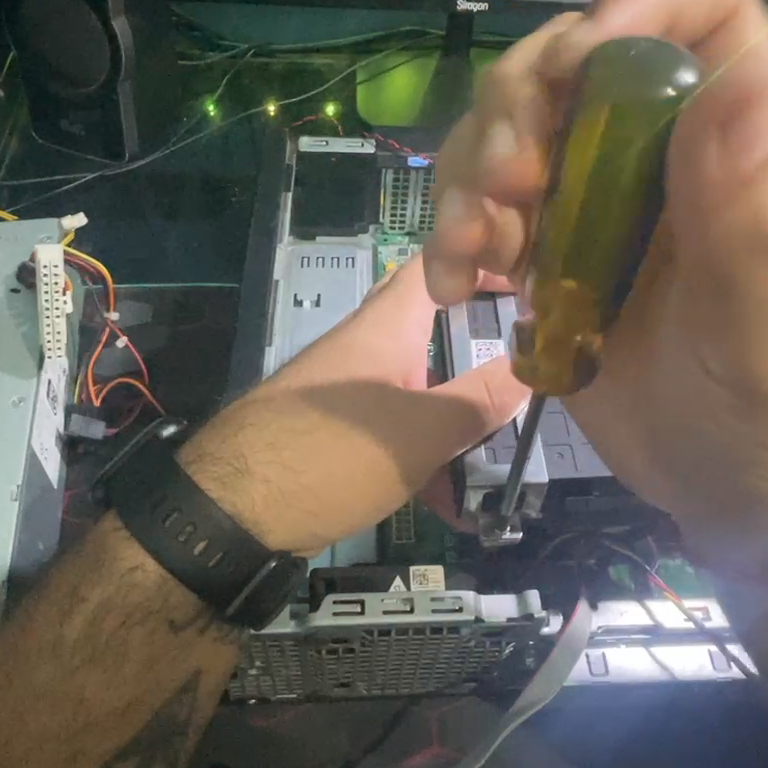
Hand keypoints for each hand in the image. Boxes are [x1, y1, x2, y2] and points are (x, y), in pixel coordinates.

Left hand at [179, 257, 528, 555]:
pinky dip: (425, 455)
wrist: (232, 512)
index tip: (531, 270)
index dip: (481, 256)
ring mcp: (349, 389)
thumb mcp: (422, 431)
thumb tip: (535, 366)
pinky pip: (395, 429)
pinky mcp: (336, 431)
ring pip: (419, 387)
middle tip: (527, 359)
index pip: (434, 264)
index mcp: (386, 326)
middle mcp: (366, 346)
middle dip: (479, 342)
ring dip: (457, 418)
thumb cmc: (334, 453)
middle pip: (432, 326)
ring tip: (498, 459)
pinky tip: (450, 506)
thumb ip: (481, 399)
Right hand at [423, 0, 767, 572]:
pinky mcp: (555, 256)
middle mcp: (667, 156)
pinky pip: (489, 210)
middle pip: (577, 63)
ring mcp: (603, 205)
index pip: (708, 16)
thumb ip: (750, 214)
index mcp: (744, 149)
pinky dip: (455, 233)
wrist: (743, 496)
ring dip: (471, 174)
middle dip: (521, 106)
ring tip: (468, 252)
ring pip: (515, 133)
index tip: (576, 65)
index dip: (643, 5)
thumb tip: (726, 81)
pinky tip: (452, 284)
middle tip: (505, 186)